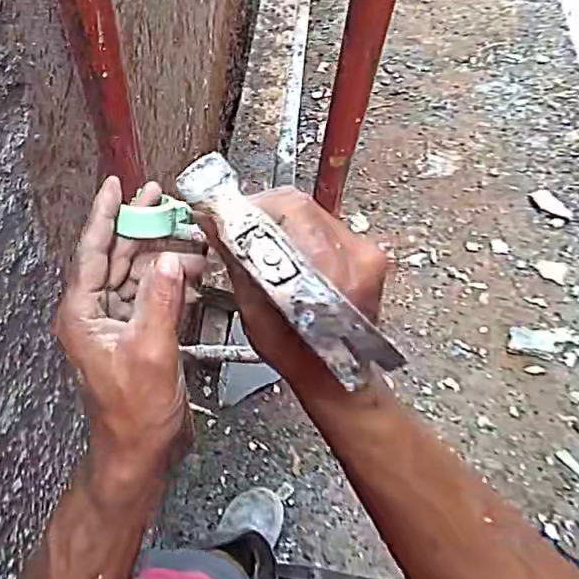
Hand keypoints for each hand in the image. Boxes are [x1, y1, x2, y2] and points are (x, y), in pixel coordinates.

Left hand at [53, 177, 206, 496]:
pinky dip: (168, 282)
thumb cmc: (134, 412)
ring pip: (133, 274)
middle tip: (160, 199)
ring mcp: (111, 321)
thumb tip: (171, 260)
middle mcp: (91, 311)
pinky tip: (190, 270)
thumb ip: (161, 302)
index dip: (103, 215)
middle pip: (113, 256)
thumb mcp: (151, 352)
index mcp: (81, 312)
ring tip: (189, 236)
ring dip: (160, 255)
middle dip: (137, 227)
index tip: (114, 186)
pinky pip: (147, 295)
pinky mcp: (131, 332)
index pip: (92, 251)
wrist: (138, 452)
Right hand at [199, 187, 389, 406]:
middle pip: (298, 205)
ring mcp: (364, 252)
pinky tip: (274, 244)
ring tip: (250, 235)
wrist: (336, 373)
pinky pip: (320, 223)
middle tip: (230, 222)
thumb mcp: (254, 310)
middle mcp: (357, 256)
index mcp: (333, 272)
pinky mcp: (364, 252)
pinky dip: (292, 227)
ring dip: (273, 217)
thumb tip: (214, 224)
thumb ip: (236, 261)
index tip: (220, 213)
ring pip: (308, 211)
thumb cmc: (299, 353)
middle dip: (257, 210)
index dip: (246, 209)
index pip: (286, 211)